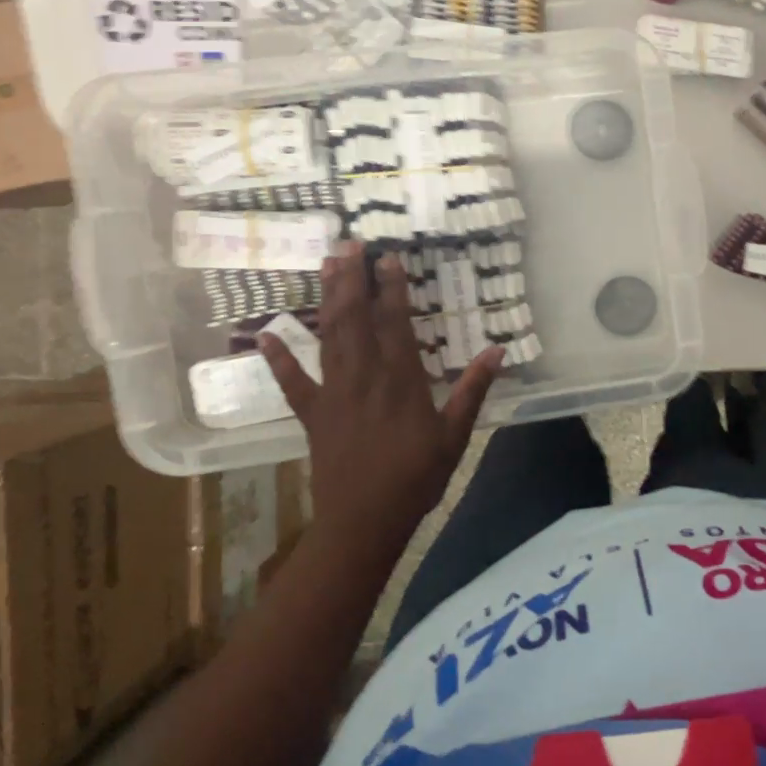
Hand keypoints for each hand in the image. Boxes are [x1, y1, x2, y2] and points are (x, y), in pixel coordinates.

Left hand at [260, 242, 502, 542]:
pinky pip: (292, 381)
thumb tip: (497, 351)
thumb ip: (473, 390)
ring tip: (326, 264)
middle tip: (350, 244)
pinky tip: (267, 333)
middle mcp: (363, 378)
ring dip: (326, 299)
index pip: (394, 323)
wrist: (364, 521)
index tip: (390, 257)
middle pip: (354, 319)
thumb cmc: (416, 477)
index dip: (392, 288)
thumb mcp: (456, 435)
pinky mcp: (312, 414)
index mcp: (400, 381)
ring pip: (327, 336)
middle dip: (352, 279)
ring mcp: (332, 394)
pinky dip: (279, 357)